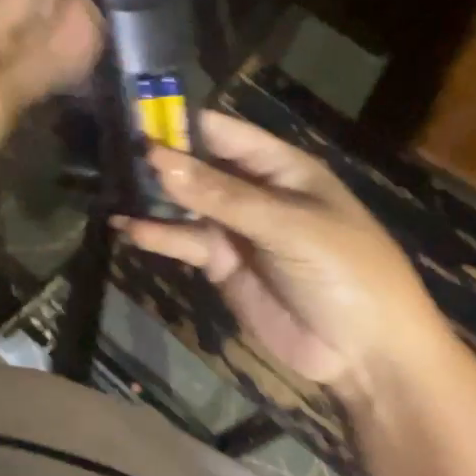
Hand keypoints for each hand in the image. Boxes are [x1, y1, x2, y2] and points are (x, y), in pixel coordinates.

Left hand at [0, 0, 101, 197]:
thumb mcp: (3, 86)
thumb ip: (48, 48)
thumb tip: (92, 8)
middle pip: (19, 6)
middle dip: (59, 8)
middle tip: (109, 23)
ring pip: (7, 34)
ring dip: (41, 37)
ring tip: (86, 51)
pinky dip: (22, 65)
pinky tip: (38, 83)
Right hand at [113, 113, 451, 394]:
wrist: (373, 361)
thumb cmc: (348, 273)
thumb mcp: (289, 227)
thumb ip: (220, 194)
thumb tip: (154, 157)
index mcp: (278, 167)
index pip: (218, 131)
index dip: (176, 120)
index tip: (127, 114)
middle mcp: (250, 189)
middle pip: (193, 163)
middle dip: (153, 157)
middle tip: (103, 148)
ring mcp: (233, 226)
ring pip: (180, 200)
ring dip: (147, 195)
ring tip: (106, 187)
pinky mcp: (219, 262)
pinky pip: (180, 239)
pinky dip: (153, 233)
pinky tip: (124, 227)